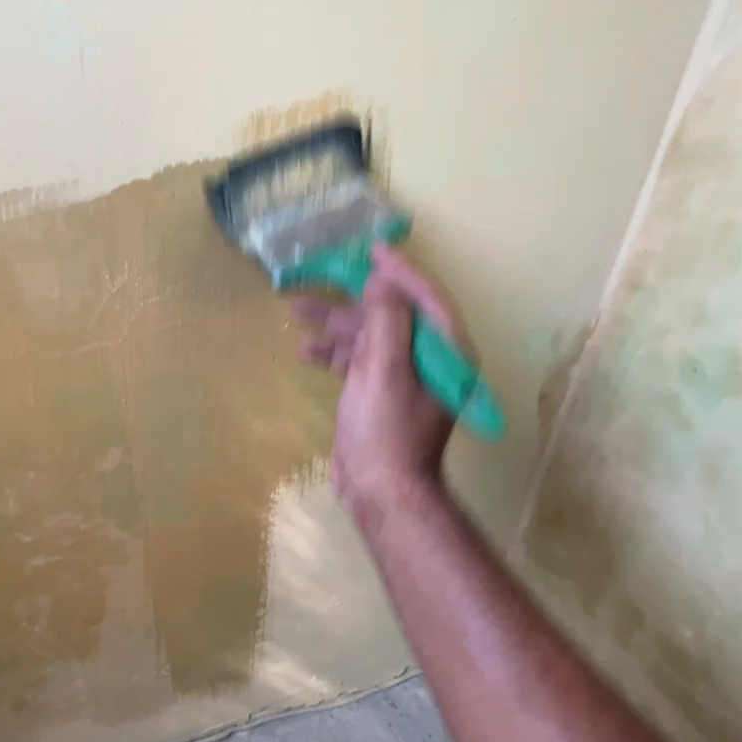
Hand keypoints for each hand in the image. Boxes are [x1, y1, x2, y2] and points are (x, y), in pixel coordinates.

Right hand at [292, 242, 459, 521]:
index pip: (426, 298)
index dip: (400, 271)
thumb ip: (386, 321)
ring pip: (367, 336)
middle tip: (320, 273)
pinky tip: (303, 350)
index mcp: (445, 352)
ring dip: (334, 323)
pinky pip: (355, 361)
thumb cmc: (387, 430)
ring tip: (296, 310)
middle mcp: (428, 359)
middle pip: (391, 313)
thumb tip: (380, 281)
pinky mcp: (377, 393)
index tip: (373, 249)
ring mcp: (401, 377)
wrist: (380, 492)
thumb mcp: (386, 371)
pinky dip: (332, 352)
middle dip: (353, 296)